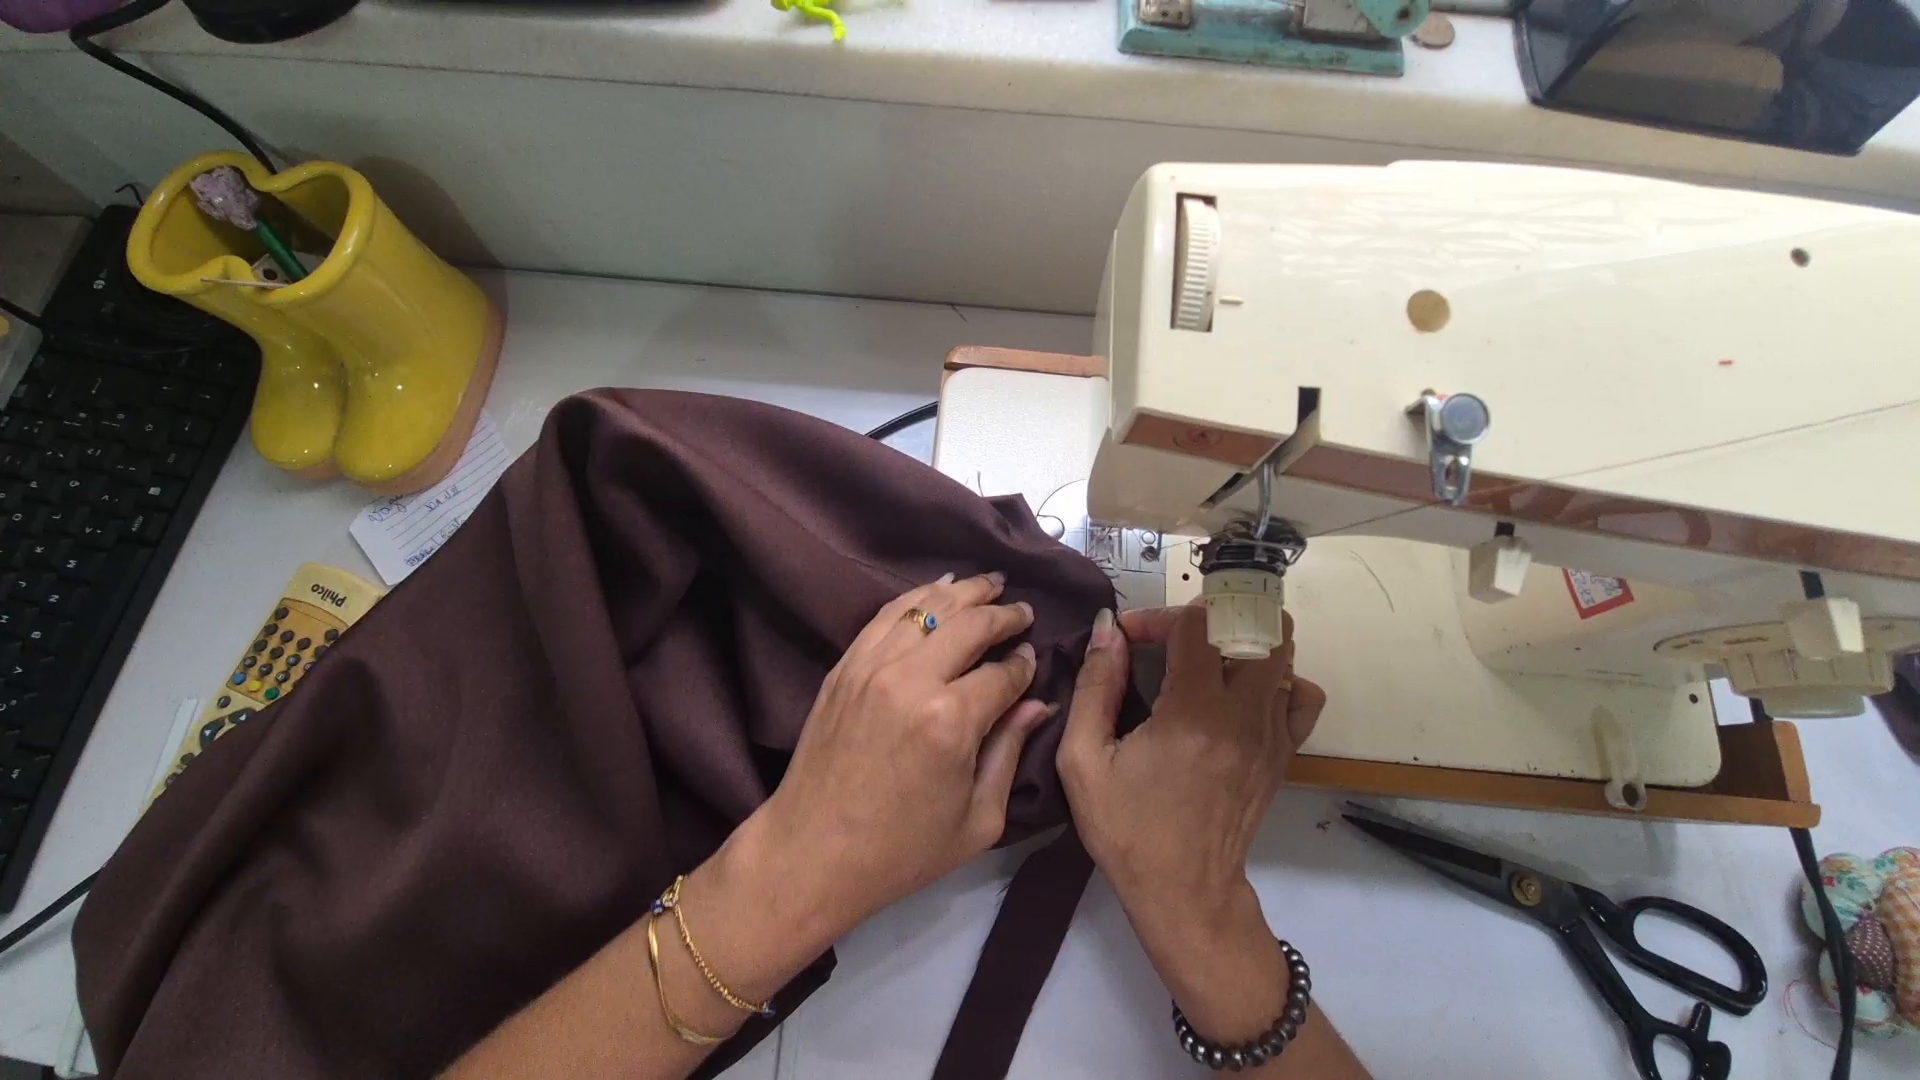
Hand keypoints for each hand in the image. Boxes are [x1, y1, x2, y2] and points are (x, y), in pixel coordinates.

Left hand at [743, 572, 1052, 942]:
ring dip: (966, 592)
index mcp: (951, 721)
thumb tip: (1039, 703)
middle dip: (1004, 614)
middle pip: (970, 625)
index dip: (1024, 664)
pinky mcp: (845, 665)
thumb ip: (1010, 751)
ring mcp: (872, 666)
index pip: (1003, 673)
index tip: (1033, 658)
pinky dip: (918, 596)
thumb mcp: (977, 819)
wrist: (812, 852)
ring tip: (992, 584)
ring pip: (929, 608)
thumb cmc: (902, 850)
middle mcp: (912, 680)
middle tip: (1024, 611)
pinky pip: (888, 615)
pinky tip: (939, 589)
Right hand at [1059, 605, 1321, 911]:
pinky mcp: (1284, 754)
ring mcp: (1273, 734)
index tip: (1129, 638)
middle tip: (1173, 638)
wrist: (1183, 892)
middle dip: (1210, 618)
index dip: (1158, 618)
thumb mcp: (1083, 760)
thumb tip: (1109, 630)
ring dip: (1242, 642)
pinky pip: (1301, 696)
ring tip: (1203, 658)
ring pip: (1282, 656)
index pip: (1195, 626)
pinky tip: (1241, 692)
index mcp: (1195, 712)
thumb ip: (1096, 687)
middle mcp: (1245, 714)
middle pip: (1257, 628)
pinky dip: (1278, 679)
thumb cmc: (1127, 828)